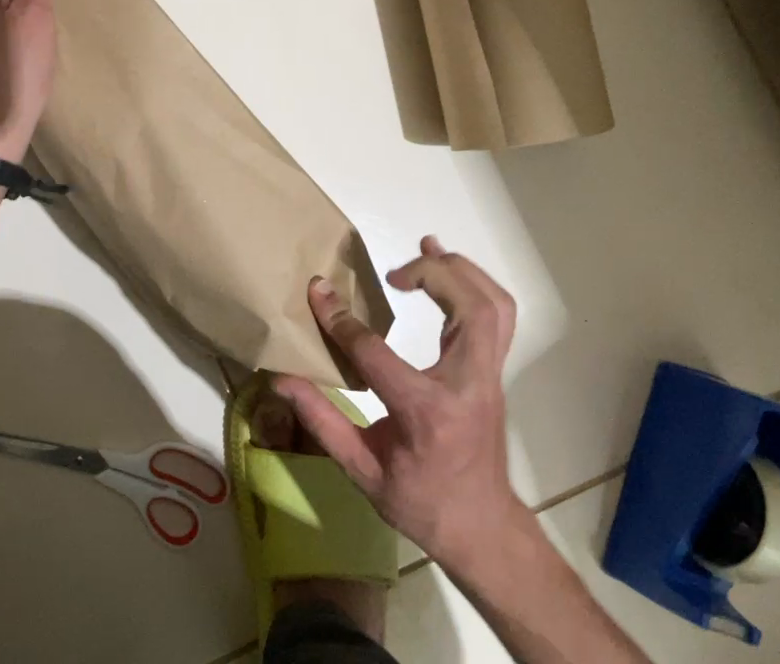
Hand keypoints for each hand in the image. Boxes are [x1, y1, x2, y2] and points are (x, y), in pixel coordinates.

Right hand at [275, 236, 528, 570]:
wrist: (482, 528)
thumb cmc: (418, 502)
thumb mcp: (361, 469)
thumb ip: (321, 420)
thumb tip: (281, 378)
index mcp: (427, 411)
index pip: (378, 350)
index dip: (340, 319)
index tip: (317, 292)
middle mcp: (468, 386)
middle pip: (470, 309)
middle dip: (433, 275)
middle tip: (392, 274)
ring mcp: (488, 378)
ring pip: (495, 306)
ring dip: (462, 271)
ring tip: (426, 250)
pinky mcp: (493, 373)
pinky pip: (497, 317)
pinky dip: (475, 285)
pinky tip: (447, 268)